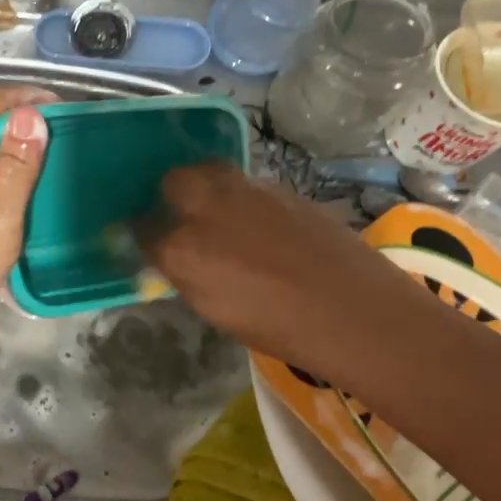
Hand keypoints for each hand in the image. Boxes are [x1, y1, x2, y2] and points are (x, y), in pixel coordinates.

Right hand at [142, 163, 426, 372]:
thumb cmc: (280, 328)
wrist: (357, 312)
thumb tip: (175, 258)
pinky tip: (260, 222)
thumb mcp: (215, 309)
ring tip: (219, 212)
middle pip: (173, 181)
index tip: (152, 240)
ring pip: (210, 172)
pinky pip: (247, 184)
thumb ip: (188, 275)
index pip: (144, 228)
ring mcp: (247, 191)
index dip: (146, 233)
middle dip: (171, 193)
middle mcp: (207, 209)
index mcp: (182, 247)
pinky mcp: (283, 189)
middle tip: (183, 215)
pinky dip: (243, 197)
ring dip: (206, 186)